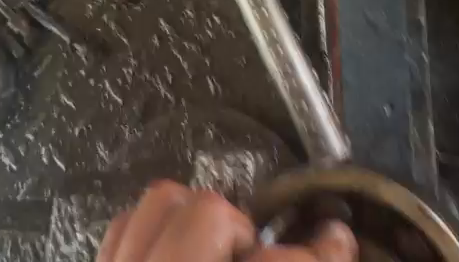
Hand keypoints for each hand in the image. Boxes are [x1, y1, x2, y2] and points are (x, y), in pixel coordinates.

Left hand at [98, 181, 356, 261]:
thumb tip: (330, 243)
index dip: (322, 251)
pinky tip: (171, 252)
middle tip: (261, 254)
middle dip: (242, 227)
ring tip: (217, 250)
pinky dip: (150, 230)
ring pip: (158, 204)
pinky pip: (121, 228)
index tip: (337, 239)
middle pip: (208, 214)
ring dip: (193, 217)